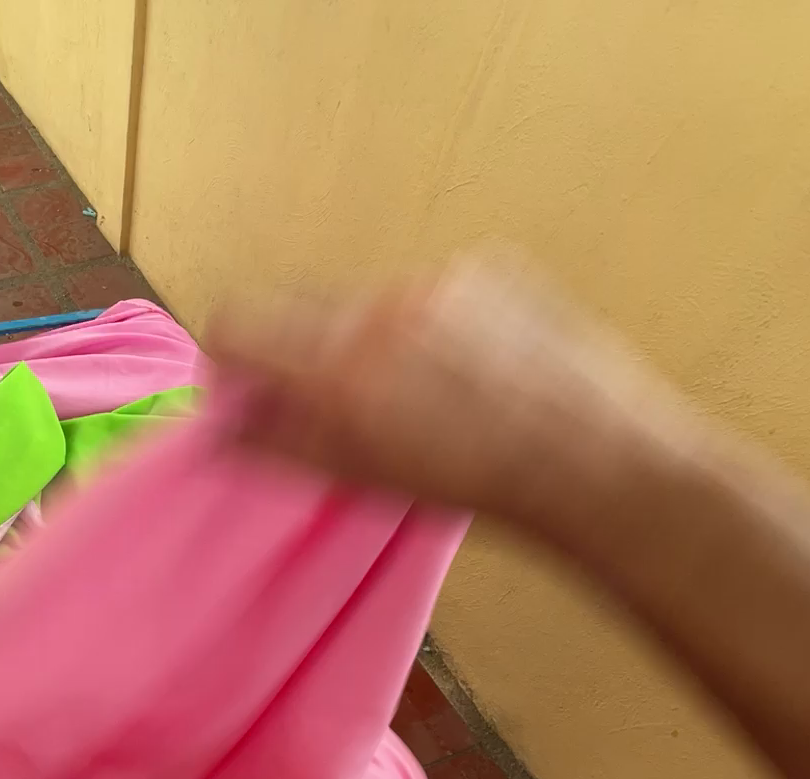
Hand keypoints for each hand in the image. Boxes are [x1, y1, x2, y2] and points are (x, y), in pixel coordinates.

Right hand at [205, 254, 700, 533]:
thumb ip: (271, 442)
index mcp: (336, 362)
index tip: (240, 387)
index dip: (225, 356)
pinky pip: (417, 289)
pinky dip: (415, 324)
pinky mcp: (485, 265)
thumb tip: (216, 426)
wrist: (594, 459)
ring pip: (356, 300)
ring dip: (357, 339)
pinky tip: (456, 366)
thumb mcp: (353, 475)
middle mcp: (376, 304)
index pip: (235, 323)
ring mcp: (434, 277)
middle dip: (292, 350)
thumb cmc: (465, 482)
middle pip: (291, 305)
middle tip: (323, 397)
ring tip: (408, 388)